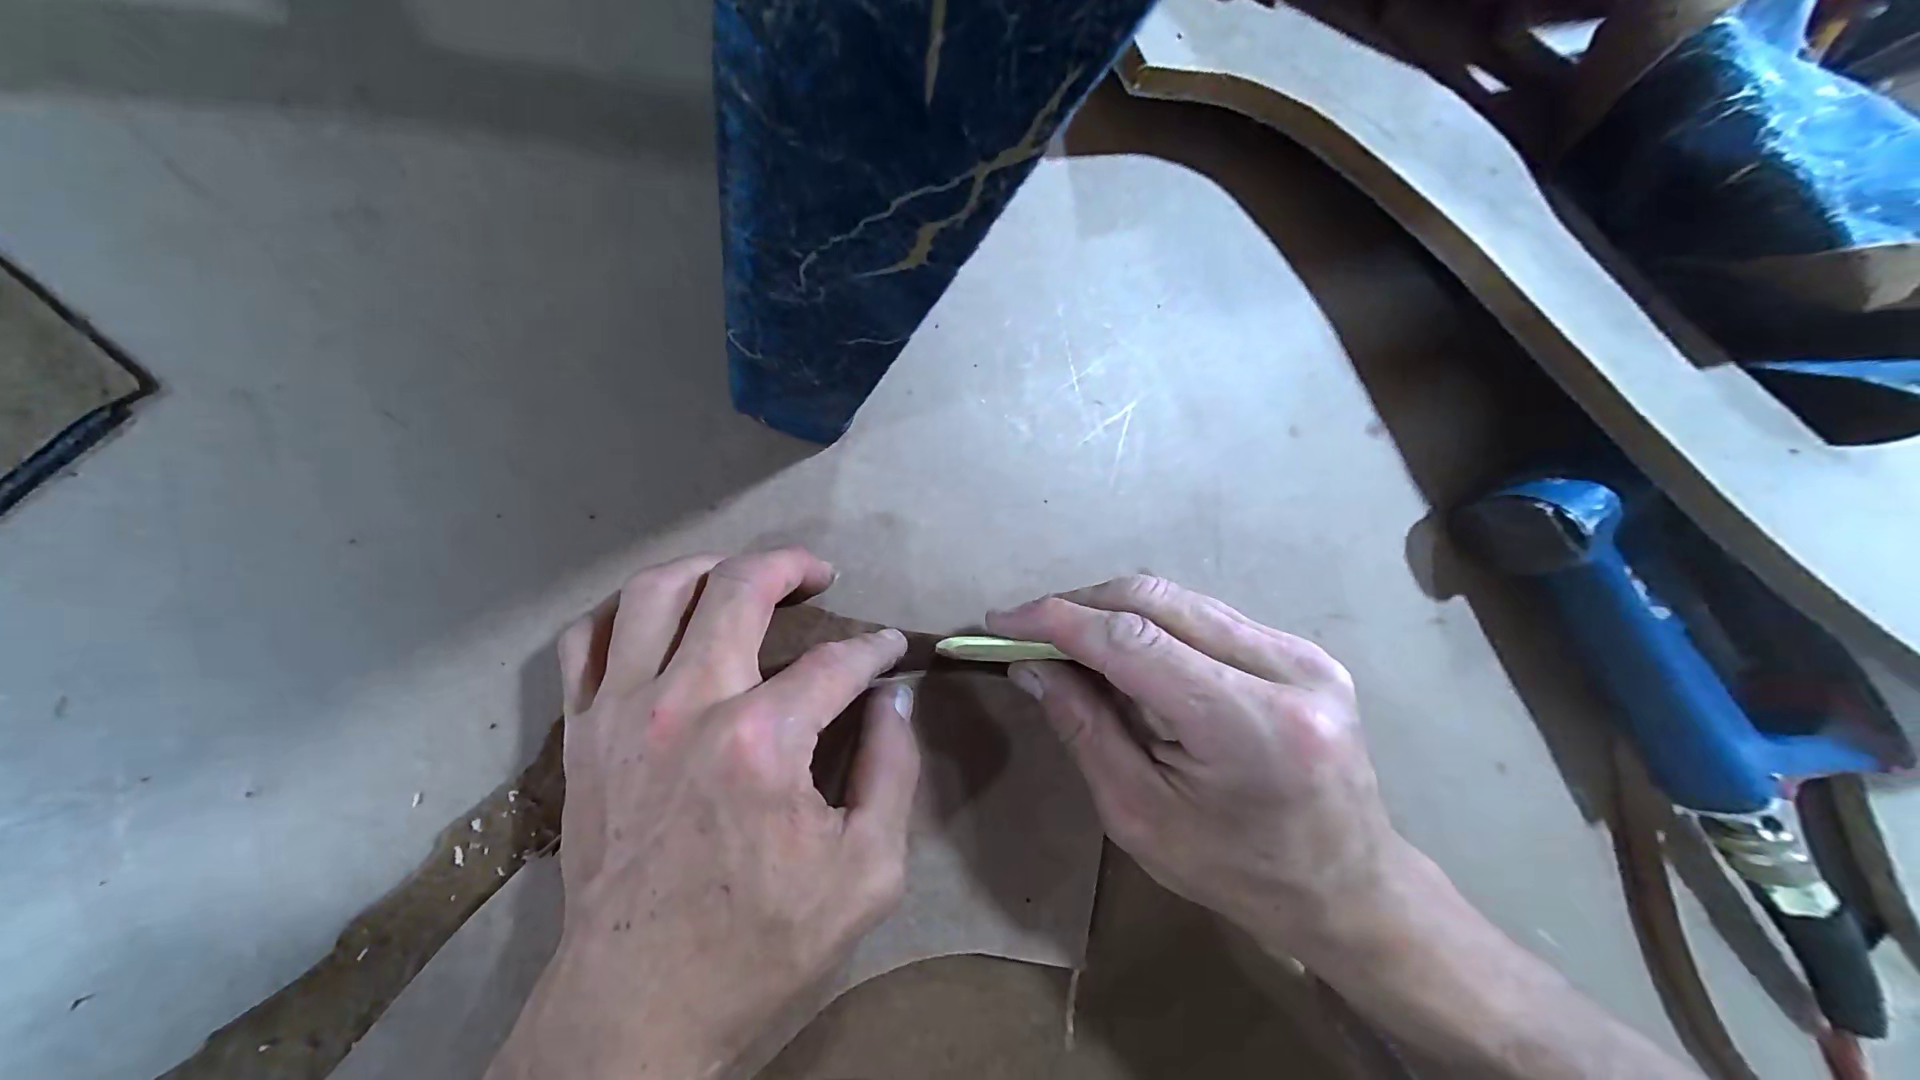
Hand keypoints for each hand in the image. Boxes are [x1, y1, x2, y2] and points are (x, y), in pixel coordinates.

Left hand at [487, 549, 919, 1079]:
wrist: (637, 1005)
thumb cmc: (762, 942)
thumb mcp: (868, 870)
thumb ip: (894, 769)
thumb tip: (892, 698)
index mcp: (762, 742)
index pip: (836, 662)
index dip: (874, 649)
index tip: (890, 650)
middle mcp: (686, 706)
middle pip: (739, 587)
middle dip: (792, 565)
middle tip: (820, 573)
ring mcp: (621, 713)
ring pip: (656, 591)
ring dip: (710, 568)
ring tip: (743, 576)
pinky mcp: (580, 733)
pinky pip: (587, 638)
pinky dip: (626, 612)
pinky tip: (660, 619)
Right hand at [988, 575, 1409, 962]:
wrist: (1351, 888)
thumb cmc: (1238, 872)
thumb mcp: (1140, 816)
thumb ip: (1084, 729)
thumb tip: (1030, 667)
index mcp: (1248, 725)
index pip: (1131, 641)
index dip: (1057, 621)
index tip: (1000, 621)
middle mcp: (1285, 668)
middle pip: (1155, 601)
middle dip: (1078, 605)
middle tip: (1026, 630)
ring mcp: (1302, 651)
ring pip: (1179, 599)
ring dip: (1111, 609)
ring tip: (1066, 640)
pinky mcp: (1302, 648)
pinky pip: (1204, 614)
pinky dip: (1150, 622)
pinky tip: (1122, 650)